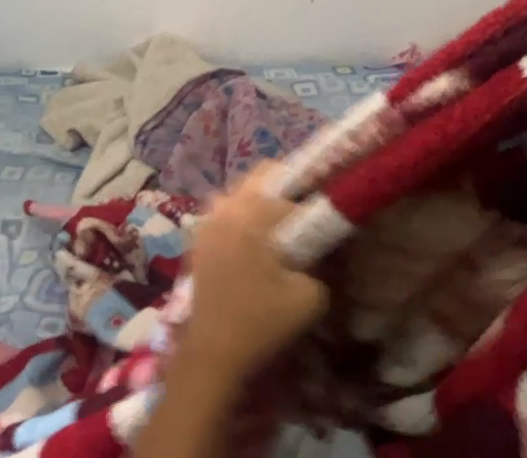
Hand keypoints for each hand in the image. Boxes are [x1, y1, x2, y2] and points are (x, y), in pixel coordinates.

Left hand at [175, 163, 327, 381]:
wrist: (213, 352)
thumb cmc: (263, 321)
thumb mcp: (311, 295)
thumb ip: (325, 261)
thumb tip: (325, 245)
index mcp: (254, 212)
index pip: (296, 186)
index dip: (316, 200)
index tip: (328, 214)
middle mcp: (227, 205)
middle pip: (264, 174)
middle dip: (289, 186)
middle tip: (306, 214)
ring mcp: (208, 218)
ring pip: (242, 189)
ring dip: (263, 200)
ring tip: (280, 229)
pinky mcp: (198, 236)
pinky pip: (226, 209)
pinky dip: (243, 216)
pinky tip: (256, 245)